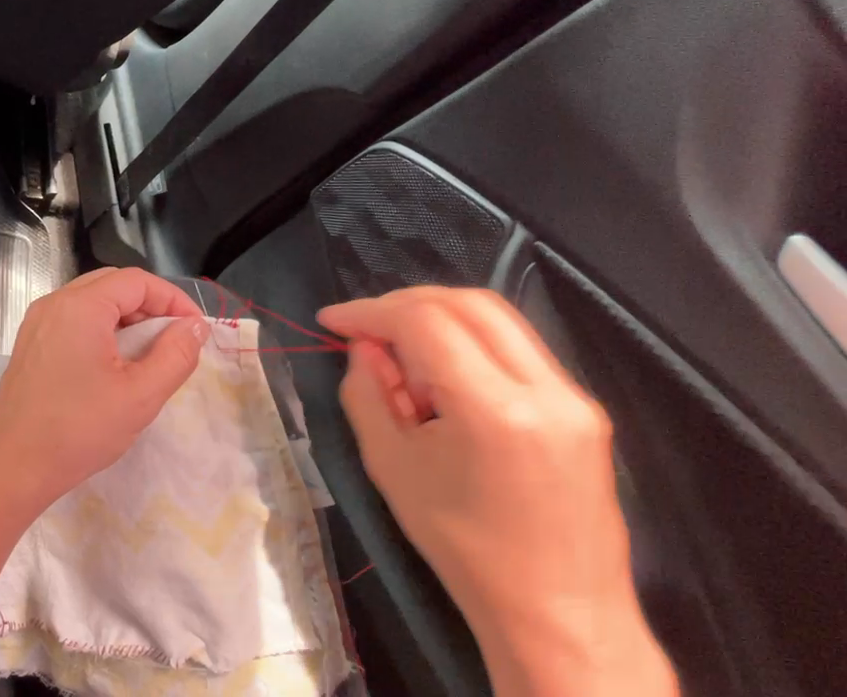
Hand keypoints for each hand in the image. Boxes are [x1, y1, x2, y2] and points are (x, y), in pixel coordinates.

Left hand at [0, 267, 206, 509]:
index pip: (135, 280)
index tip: (195, 330)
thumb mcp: (141, 394)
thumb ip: (175, 355)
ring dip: (125, 318)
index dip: (172, 299)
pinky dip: (100, 329)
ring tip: (149, 355)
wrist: (17, 461)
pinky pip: (73, 319)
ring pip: (91, 301)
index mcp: (79, 306)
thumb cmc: (81, 428)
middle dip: (149, 305)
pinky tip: (115, 364)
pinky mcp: (31, 341)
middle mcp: (53, 303)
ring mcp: (37, 321)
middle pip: (111, 284)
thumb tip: (194, 326)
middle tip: (175, 340)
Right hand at [319, 287, 675, 696]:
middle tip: (363, 328)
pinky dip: (468, 340)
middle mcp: (546, 390)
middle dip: (404, 303)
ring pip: (496, 318)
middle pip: (468, 303)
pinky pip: (517, 347)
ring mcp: (575, 398)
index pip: (424, 320)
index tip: (331, 322)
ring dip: (437, 317)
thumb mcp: (391, 465)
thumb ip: (368, 393)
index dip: (369, 310)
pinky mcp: (583, 410)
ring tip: (398, 351)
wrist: (559, 611)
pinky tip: (439, 374)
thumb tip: (365, 348)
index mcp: (495, 409)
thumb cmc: (462, 546)